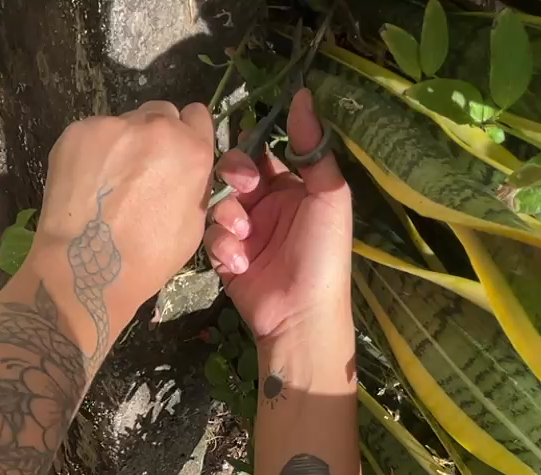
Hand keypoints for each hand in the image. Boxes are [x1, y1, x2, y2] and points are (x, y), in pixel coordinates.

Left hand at [34, 101, 216, 325]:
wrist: (89, 268)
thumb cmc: (148, 259)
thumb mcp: (193, 225)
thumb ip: (193, 182)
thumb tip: (183, 170)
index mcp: (193, 151)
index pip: (197, 116)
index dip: (187, 136)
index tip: (175, 157)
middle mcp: (157, 128)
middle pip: (161, 114)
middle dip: (155, 137)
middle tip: (140, 174)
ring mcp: (114, 125)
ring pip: (124, 124)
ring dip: (122, 145)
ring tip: (109, 185)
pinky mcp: (78, 131)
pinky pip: (92, 134)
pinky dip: (91, 153)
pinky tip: (86, 185)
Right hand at [205, 89, 353, 349]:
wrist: (301, 314)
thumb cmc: (323, 254)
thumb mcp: (328, 196)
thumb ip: (313, 147)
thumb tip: (302, 94)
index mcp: (291, 189)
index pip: (262, 155)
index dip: (252, 148)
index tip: (251, 150)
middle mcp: (265, 207)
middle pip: (233, 173)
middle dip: (233, 175)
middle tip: (243, 189)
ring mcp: (243, 234)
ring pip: (218, 203)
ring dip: (228, 216)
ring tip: (244, 238)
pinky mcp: (226, 259)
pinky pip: (211, 237)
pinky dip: (223, 247)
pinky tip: (240, 263)